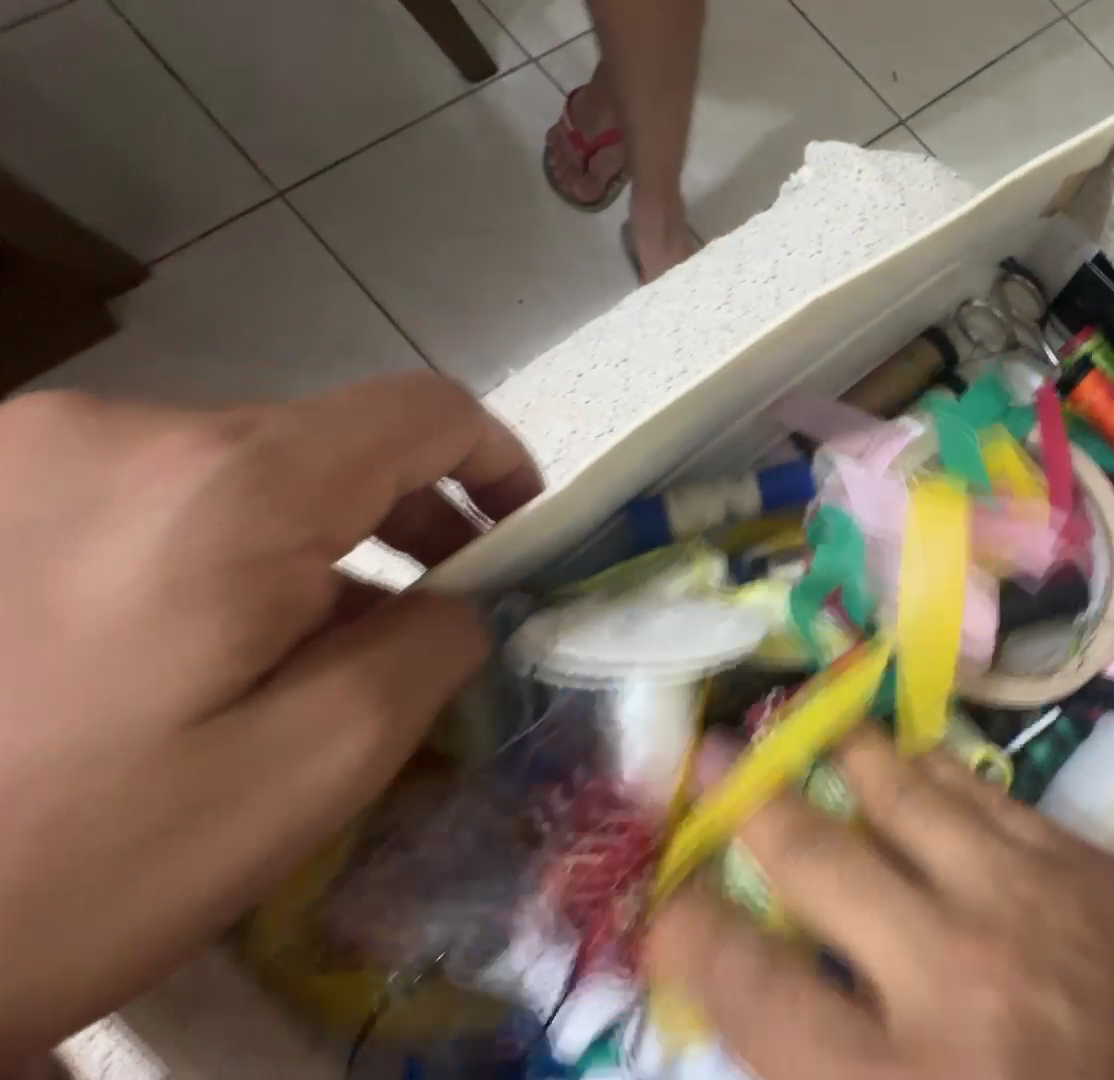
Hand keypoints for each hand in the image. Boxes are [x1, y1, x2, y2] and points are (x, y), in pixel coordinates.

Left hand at [0, 374, 540, 1059]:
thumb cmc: (77, 856)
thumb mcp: (319, 760)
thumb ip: (435, 647)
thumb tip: (459, 602)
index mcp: (226, 488)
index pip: (423, 411)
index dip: (498, 463)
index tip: (520, 539)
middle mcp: (117, 434)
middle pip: (334, 443)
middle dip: (411, 523)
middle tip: (432, 617)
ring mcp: (18, 456)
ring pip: (248, 474)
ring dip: (319, 547)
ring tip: (309, 649)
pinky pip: (160, 497)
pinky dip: (230, 553)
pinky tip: (198, 648)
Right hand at [647, 730, 1113, 1078]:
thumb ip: (853, 1075)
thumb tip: (779, 1011)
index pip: (758, 994)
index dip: (696, 933)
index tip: (670, 893)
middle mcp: (950, 971)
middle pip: (819, 860)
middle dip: (754, 804)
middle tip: (714, 754)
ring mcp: (1021, 897)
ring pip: (902, 797)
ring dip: (841, 758)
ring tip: (796, 721)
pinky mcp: (1080, 859)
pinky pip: (980, 793)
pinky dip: (930, 765)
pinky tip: (904, 747)